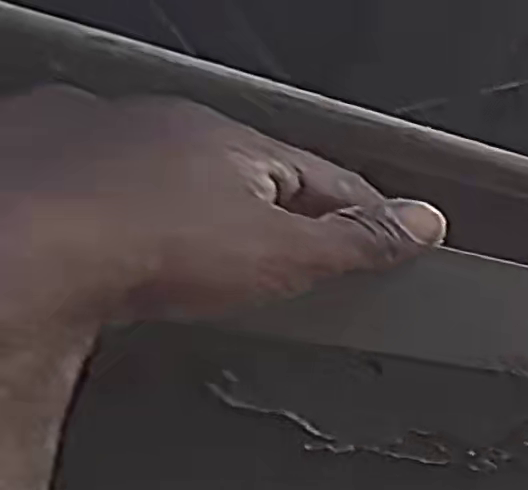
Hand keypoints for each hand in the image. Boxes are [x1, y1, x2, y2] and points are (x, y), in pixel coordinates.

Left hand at [0, 86, 444, 330]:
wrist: (16, 261)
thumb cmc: (145, 244)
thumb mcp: (299, 254)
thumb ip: (369, 240)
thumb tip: (426, 221)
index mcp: (223, 136)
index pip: (332, 178)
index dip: (374, 216)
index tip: (399, 241)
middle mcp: (150, 124)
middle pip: (258, 179)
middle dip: (294, 221)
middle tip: (318, 266)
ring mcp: (82, 141)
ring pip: (185, 183)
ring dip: (218, 220)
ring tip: (235, 267)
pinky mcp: (32, 172)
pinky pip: (121, 197)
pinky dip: (150, 225)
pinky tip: (158, 258)